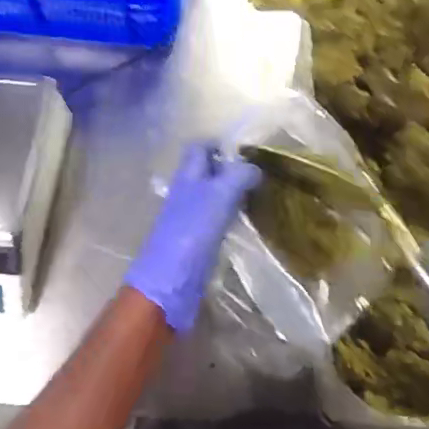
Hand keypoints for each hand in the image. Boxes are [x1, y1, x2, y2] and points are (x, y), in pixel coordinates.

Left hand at [124, 143, 261, 333]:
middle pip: (206, 172)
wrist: (167, 284)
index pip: (200, 148)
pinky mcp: (193, 243)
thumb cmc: (191, 235)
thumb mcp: (219, 197)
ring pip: (210, 196)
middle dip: (230, 168)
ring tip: (260, 195)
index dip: (221, 144)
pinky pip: (213, 220)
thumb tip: (254, 167)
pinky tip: (246, 222)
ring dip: (231, 193)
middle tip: (261, 173)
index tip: (250, 149)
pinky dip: (229, 216)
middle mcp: (185, 194)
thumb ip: (237, 176)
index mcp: (187, 177)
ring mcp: (187, 220)